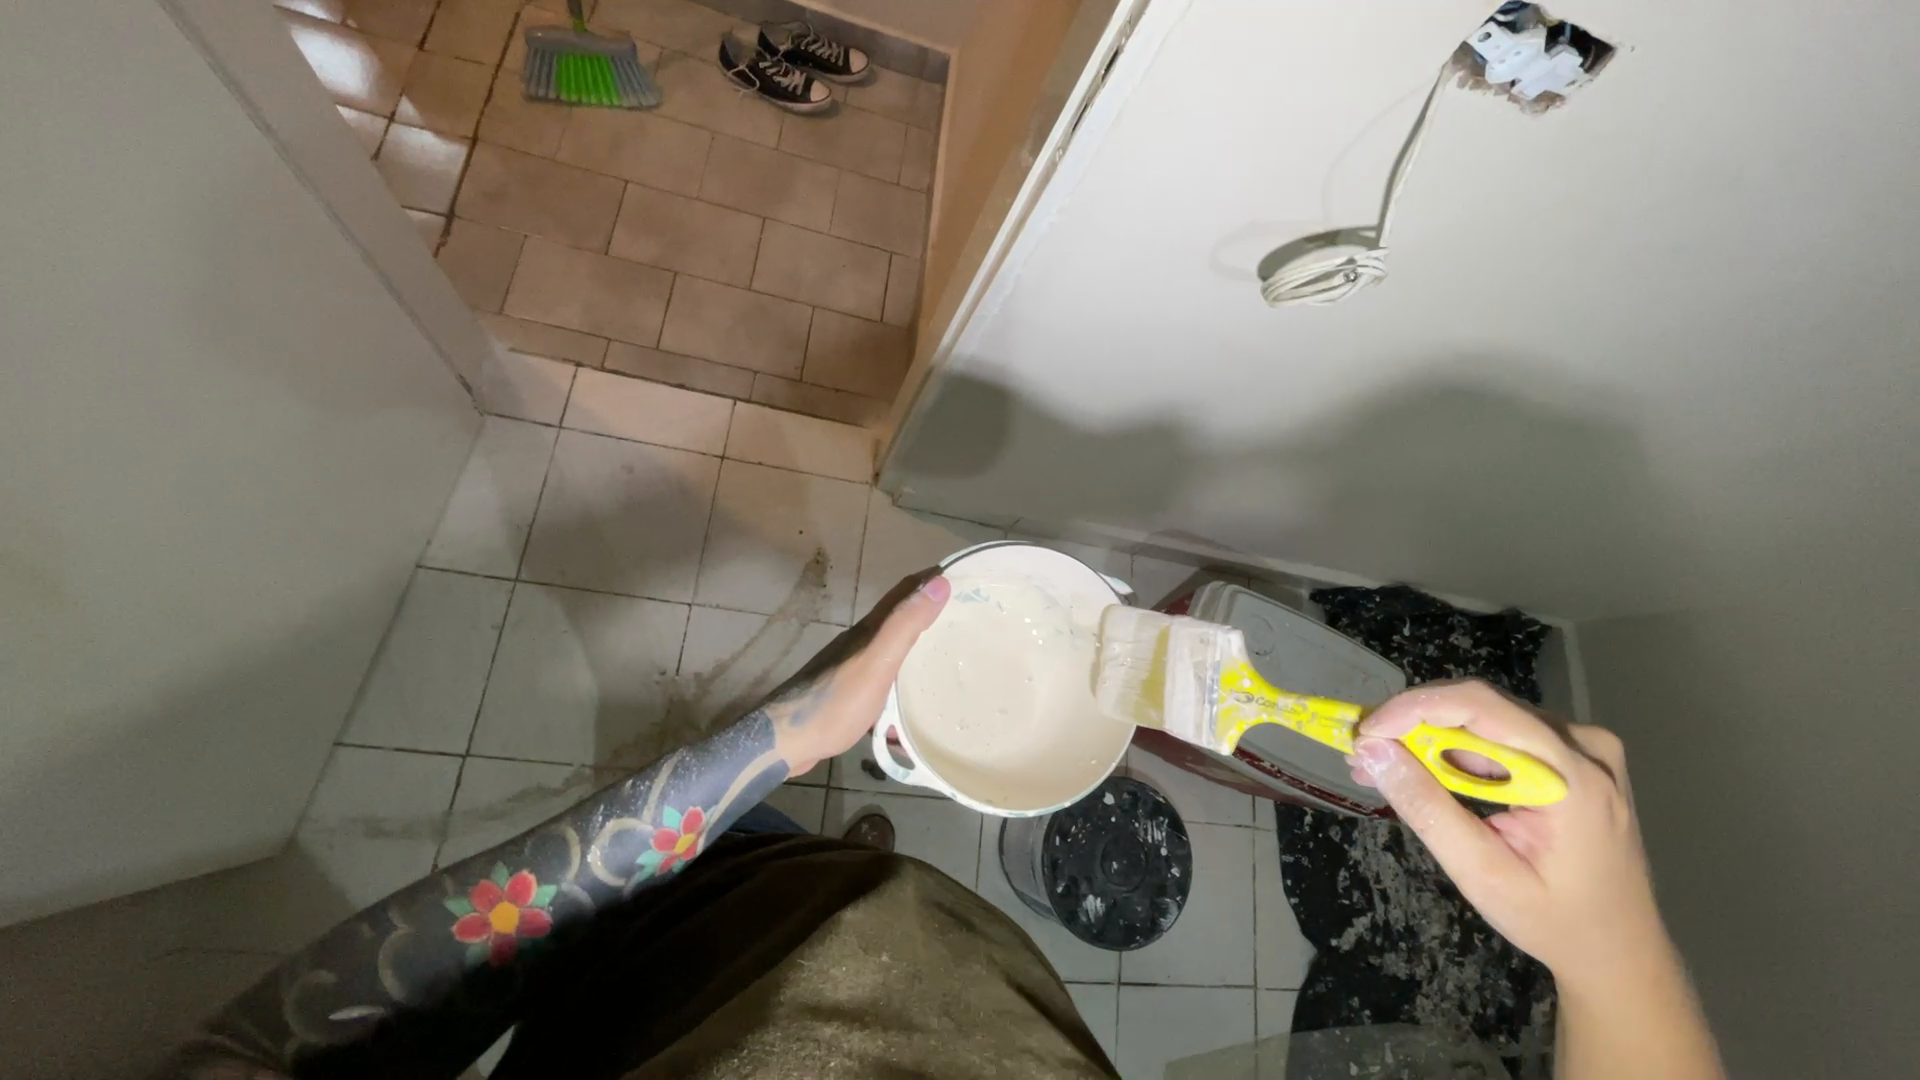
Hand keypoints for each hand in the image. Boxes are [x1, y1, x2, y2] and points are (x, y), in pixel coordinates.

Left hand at [762, 572, 950, 776]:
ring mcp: (853, 668)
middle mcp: (861, 642)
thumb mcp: (877, 663)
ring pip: (892, 648)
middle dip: (930, 611)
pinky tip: (913, 701)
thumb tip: (938, 583)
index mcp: (869, 630)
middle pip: (899, 617)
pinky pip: (885, 678)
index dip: (931, 579)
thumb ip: (904, 626)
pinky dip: (904, 680)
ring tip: (948, 655)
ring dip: (918, 646)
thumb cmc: (834, 703)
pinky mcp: (849, 693)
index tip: (964, 576)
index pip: (904, 592)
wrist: (785, 741)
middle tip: (966, 616)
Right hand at [1348, 680, 1670, 989]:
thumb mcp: (1481, 872)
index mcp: (1574, 776)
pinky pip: (1497, 734)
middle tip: (1362, 753)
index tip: (1365, 732)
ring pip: (1483, 718)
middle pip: (1479, 708)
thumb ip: (1426, 807)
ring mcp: (1580, 747)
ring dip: (1426, 737)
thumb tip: (1370, 751)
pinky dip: (1453, 749)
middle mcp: (1583, 745)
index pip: (1482, 707)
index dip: (1415, 708)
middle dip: (1412, 725)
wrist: (1619, 952)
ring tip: (1381, 765)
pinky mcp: (1570, 755)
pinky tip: (1421, 772)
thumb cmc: (1554, 921)